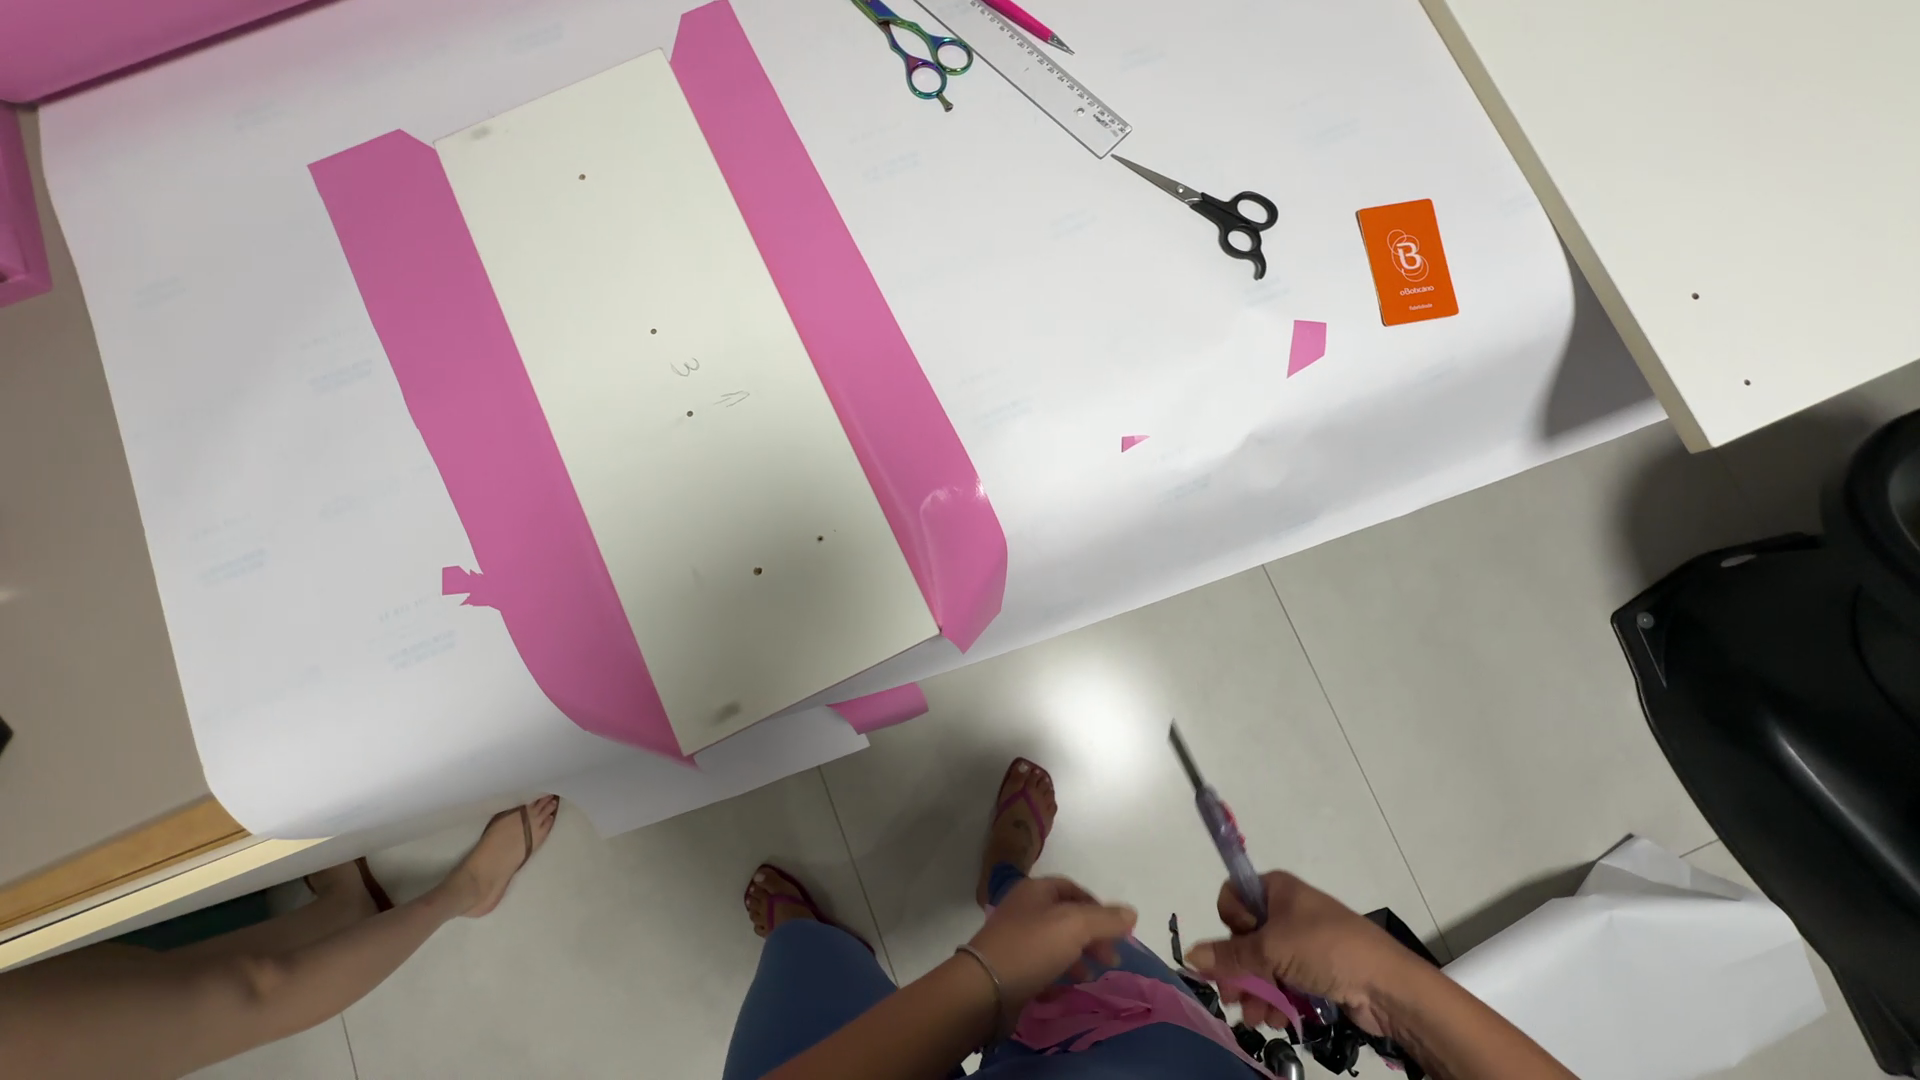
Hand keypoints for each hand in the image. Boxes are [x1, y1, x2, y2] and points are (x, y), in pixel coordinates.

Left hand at [966, 876, 1136, 1009]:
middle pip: (1065, 917)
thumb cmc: (1031, 948)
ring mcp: (1014, 938)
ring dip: (1077, 957)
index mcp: (1035, 890)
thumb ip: (1105, 920)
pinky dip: (1057, 974)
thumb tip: (1132, 912)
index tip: (1117, 932)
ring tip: (1091, 976)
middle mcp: (1023, 908)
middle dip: (1091, 936)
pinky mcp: (1010, 967)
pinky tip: (1067, 988)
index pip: (1073, 890)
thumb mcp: (1074, 926)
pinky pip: (1040, 966)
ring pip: (1054, 943)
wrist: (984, 989)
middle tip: (1111, 960)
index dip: (1098, 908)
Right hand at [1185, 871, 1419, 1036]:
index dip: (1231, 922)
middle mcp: (1286, 911)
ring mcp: (1303, 943)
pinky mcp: (1316, 971)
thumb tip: (1190, 955)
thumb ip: (1229, 955)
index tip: (1242, 941)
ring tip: (1254, 1018)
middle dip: (1238, 969)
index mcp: (1276, 889)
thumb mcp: (1272, 949)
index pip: (1233, 897)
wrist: (1388, 985)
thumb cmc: (1325, 949)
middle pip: (1245, 937)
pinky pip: (1284, 982)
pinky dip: (1275, 1000)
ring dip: (1255, 991)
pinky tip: (1274, 1020)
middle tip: (1230, 997)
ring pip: (1263, 965)